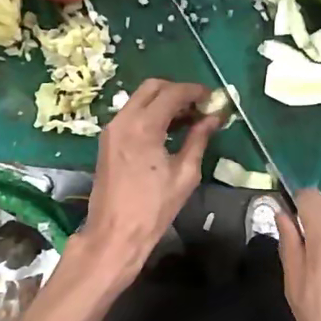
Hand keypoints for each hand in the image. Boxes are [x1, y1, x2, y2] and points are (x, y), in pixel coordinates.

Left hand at [77, 78, 218, 270]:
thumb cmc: (154, 207)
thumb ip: (198, 139)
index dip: (195, 92)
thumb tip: (213, 118)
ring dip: (163, 102)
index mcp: (143, 126)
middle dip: (177, 91)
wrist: (115, 232)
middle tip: (199, 106)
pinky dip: (150, 113)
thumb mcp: (185, 173)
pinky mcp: (107, 140)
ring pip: (140, 99)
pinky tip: (169, 130)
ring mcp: (112, 129)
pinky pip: (131, 114)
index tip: (212, 98)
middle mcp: (123, 120)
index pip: (172, 93)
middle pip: (152, 87)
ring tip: (189, 118)